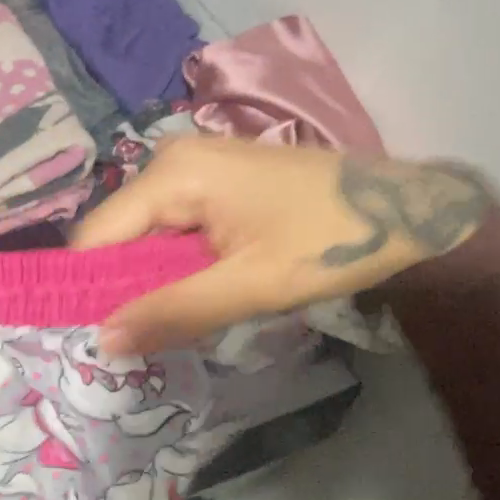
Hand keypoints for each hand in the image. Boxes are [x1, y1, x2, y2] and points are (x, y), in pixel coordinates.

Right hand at [71, 137, 488, 354]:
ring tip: (173, 310)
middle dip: (122, 283)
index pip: (95, 236)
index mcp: (171, 174)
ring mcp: (188, 162)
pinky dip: (170, 259)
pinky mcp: (207, 175)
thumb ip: (172, 311)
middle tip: (142, 332)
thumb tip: (102, 342)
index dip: (86, 286)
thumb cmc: (334, 242)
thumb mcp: (253, 286)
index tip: (91, 334)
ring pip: (139, 231)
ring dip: (148, 274)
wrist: (414, 209)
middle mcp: (168, 158)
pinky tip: (194, 283)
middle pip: (115, 232)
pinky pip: (165, 222)